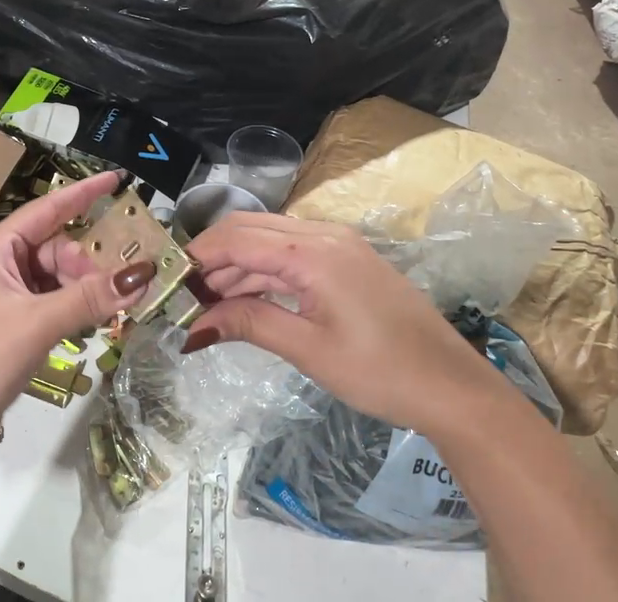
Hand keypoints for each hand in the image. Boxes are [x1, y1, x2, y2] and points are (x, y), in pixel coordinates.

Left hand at [0, 170, 154, 441]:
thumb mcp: (37, 324)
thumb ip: (89, 297)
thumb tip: (143, 274)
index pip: (48, 209)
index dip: (83, 193)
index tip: (119, 179)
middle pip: (57, 248)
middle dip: (90, 263)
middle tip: (123, 288)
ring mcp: (3, 295)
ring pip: (57, 278)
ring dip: (84, 290)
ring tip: (113, 312)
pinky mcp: (9, 324)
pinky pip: (50, 302)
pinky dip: (73, 309)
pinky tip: (93, 325)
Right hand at [183, 212, 513, 435]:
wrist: (453, 388)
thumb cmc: (381, 372)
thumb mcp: (308, 350)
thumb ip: (248, 323)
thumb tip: (192, 325)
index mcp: (313, 252)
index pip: (236, 240)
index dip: (196, 257)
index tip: (165, 281)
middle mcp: (322, 235)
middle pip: (247, 230)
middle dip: (210, 258)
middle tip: (181, 294)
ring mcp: (337, 244)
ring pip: (267, 240)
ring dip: (234, 267)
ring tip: (203, 303)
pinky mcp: (345, 260)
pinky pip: (289, 253)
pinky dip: (261, 273)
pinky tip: (241, 300)